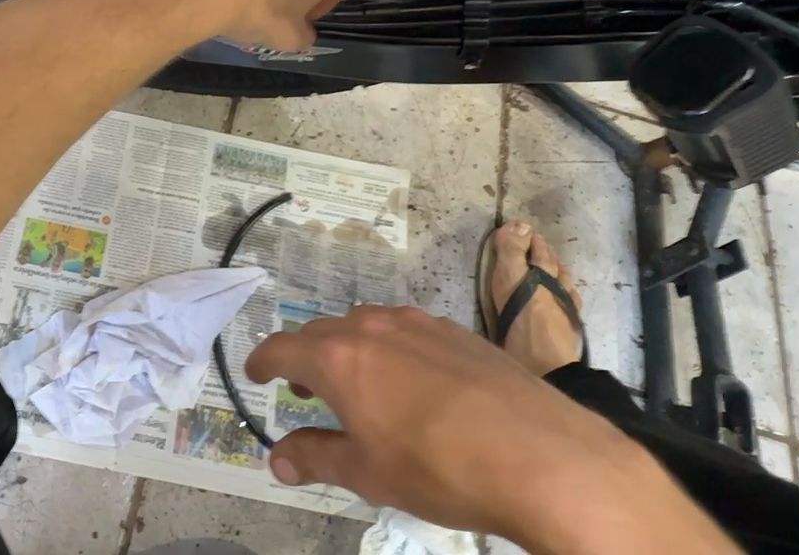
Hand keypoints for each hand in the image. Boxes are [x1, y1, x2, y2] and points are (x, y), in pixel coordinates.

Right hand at [245, 307, 739, 554]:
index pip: (282, 349)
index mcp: (339, 358)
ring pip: (366, 326)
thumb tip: (277, 457)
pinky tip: (413, 382)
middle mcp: (372, 327)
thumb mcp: (368, 474)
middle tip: (305, 391)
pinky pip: (407, 329)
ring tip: (359, 385)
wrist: (545, 457)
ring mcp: (418, 323)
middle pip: (322, 332)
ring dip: (350, 349)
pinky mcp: (457, 330)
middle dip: (306, 358)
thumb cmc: (440, 469)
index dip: (262, 360)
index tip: (253, 372)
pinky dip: (391, 348)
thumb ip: (316, 457)